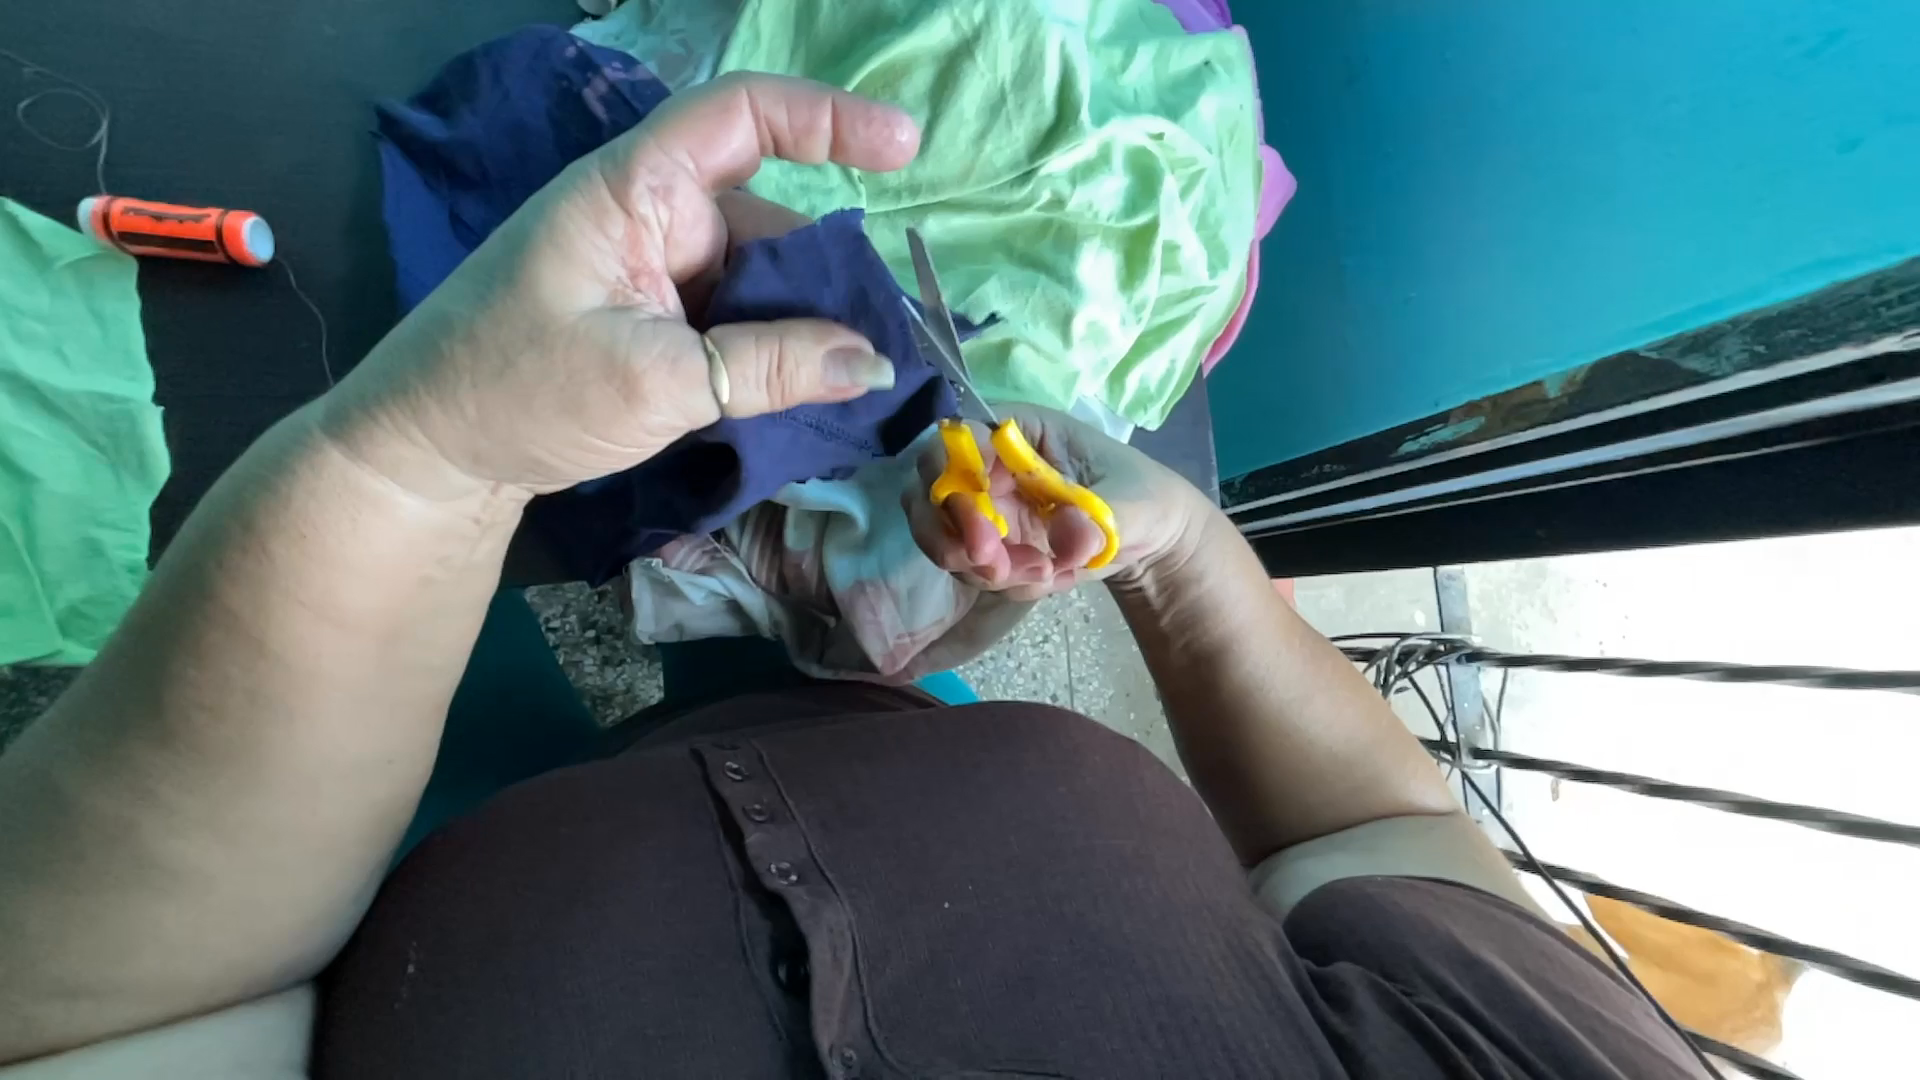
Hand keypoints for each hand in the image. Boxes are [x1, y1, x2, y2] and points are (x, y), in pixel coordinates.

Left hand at [318, 73, 920, 500]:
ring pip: (766, 284)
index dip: (827, 119)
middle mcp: (658, 222)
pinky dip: (784, 355)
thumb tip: (877, 365)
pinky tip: (821, 388)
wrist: (439, 454)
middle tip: (892, 341)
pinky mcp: (668, 327)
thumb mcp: (654, 379)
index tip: (905, 149)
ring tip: (868, 376)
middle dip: (833, 277)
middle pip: (772, 223)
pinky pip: (746, 326)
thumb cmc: (521, 390)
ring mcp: (665, 278)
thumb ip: (770, 368)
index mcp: (635, 192)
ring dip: (814, 327)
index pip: (740, 118)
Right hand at [903, 405, 1210, 599]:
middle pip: (927, 491)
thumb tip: (1070, 533)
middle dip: (954, 536)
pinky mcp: (987, 545)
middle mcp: (987, 466)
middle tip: (997, 567)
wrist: (1148, 540)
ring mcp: (982, 507)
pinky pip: (969, 568)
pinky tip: (1048, 577)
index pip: (956, 438)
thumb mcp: (1133, 503)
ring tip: (1045, 574)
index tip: (979, 523)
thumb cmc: (1142, 499)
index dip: (949, 475)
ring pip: (942, 537)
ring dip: (983, 567)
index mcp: (1017, 432)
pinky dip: (1003, 582)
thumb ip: (1100, 517)